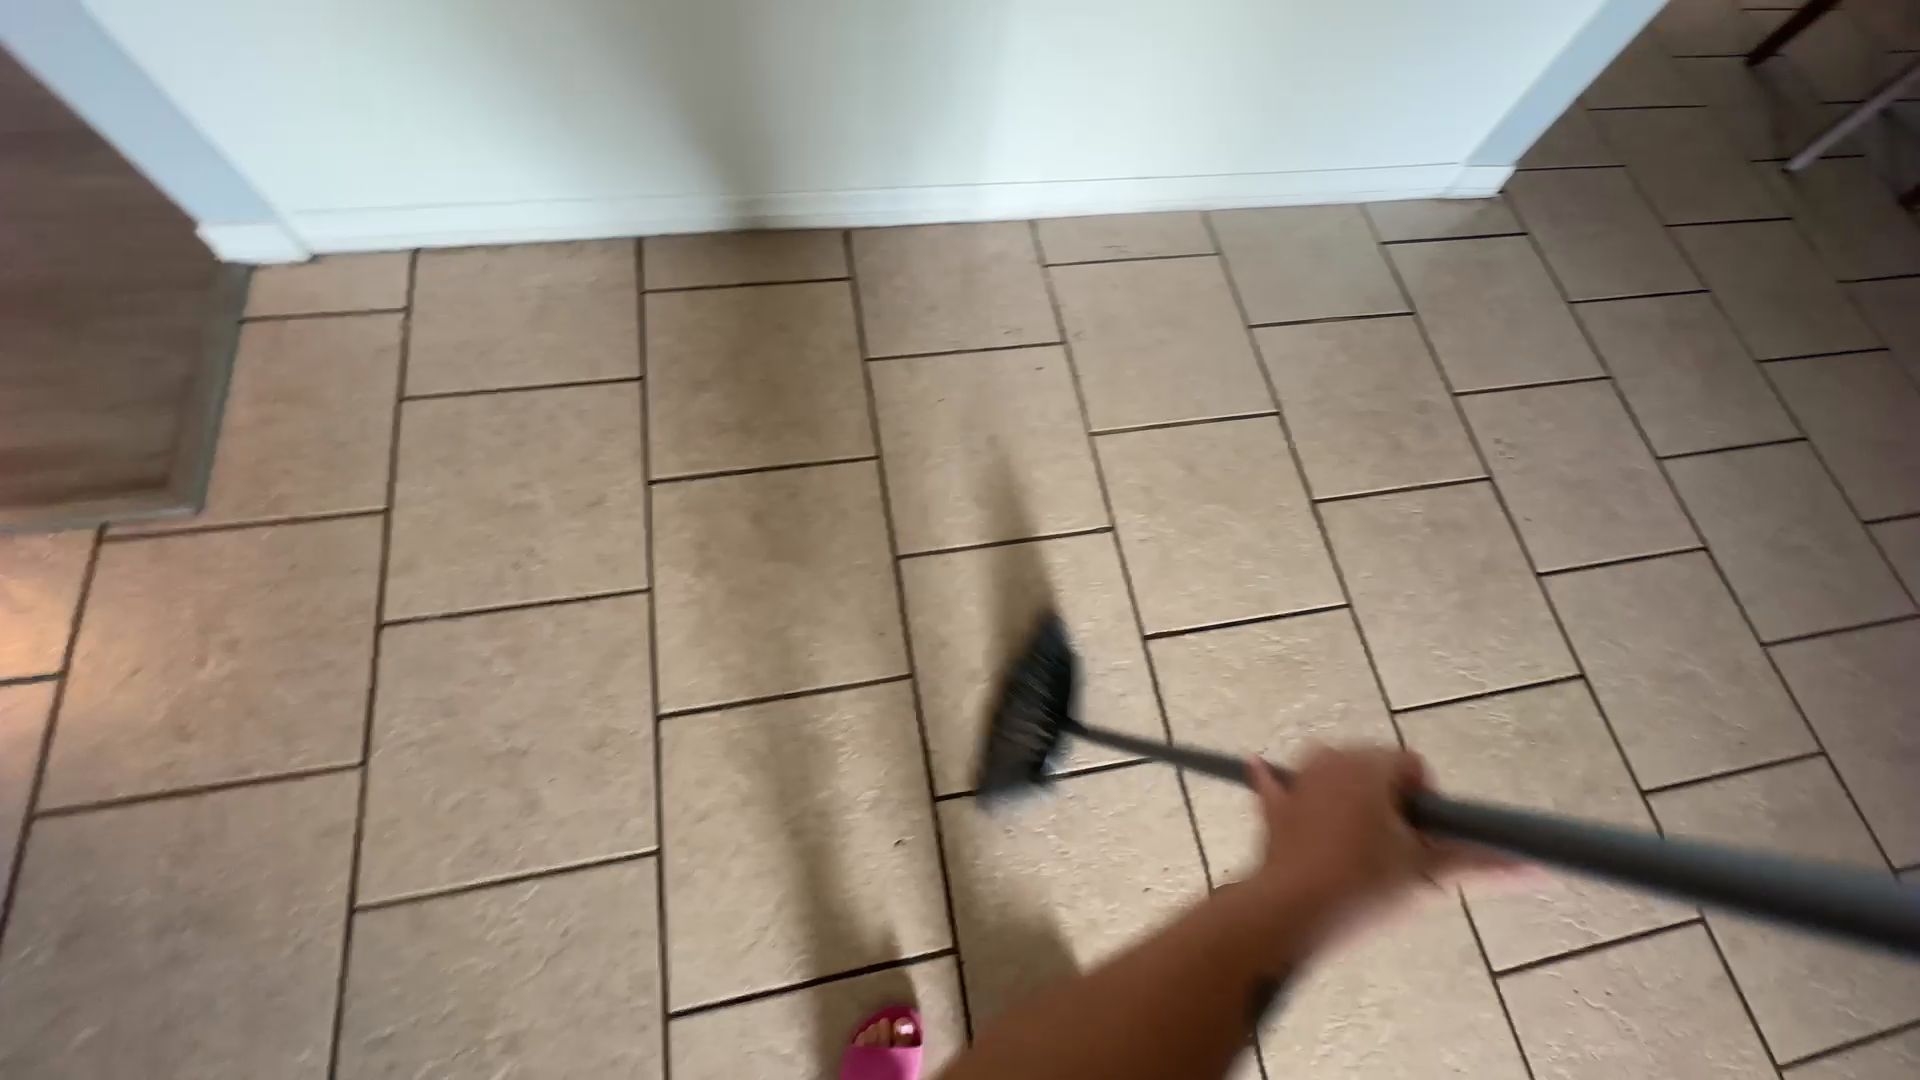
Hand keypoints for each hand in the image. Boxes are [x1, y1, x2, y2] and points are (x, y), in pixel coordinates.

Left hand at [1242, 744, 1493, 944]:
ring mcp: (1296, 779)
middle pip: (1372, 765)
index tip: (1422, 836)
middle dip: (1388, 798)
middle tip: (1393, 847)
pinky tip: (1257, 765)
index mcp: (1369, 766)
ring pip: (1328, 769)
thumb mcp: (1428, 873)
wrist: (1294, 907)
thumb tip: (1537, 869)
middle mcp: (1328, 759)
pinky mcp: (1271, 804)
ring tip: (1357, 839)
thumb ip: (1481, 864)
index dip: (1425, 799)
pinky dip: (1275, 779)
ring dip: (1345, 791)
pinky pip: (1275, 782)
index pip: (1412, 764)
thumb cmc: (1365, 885)